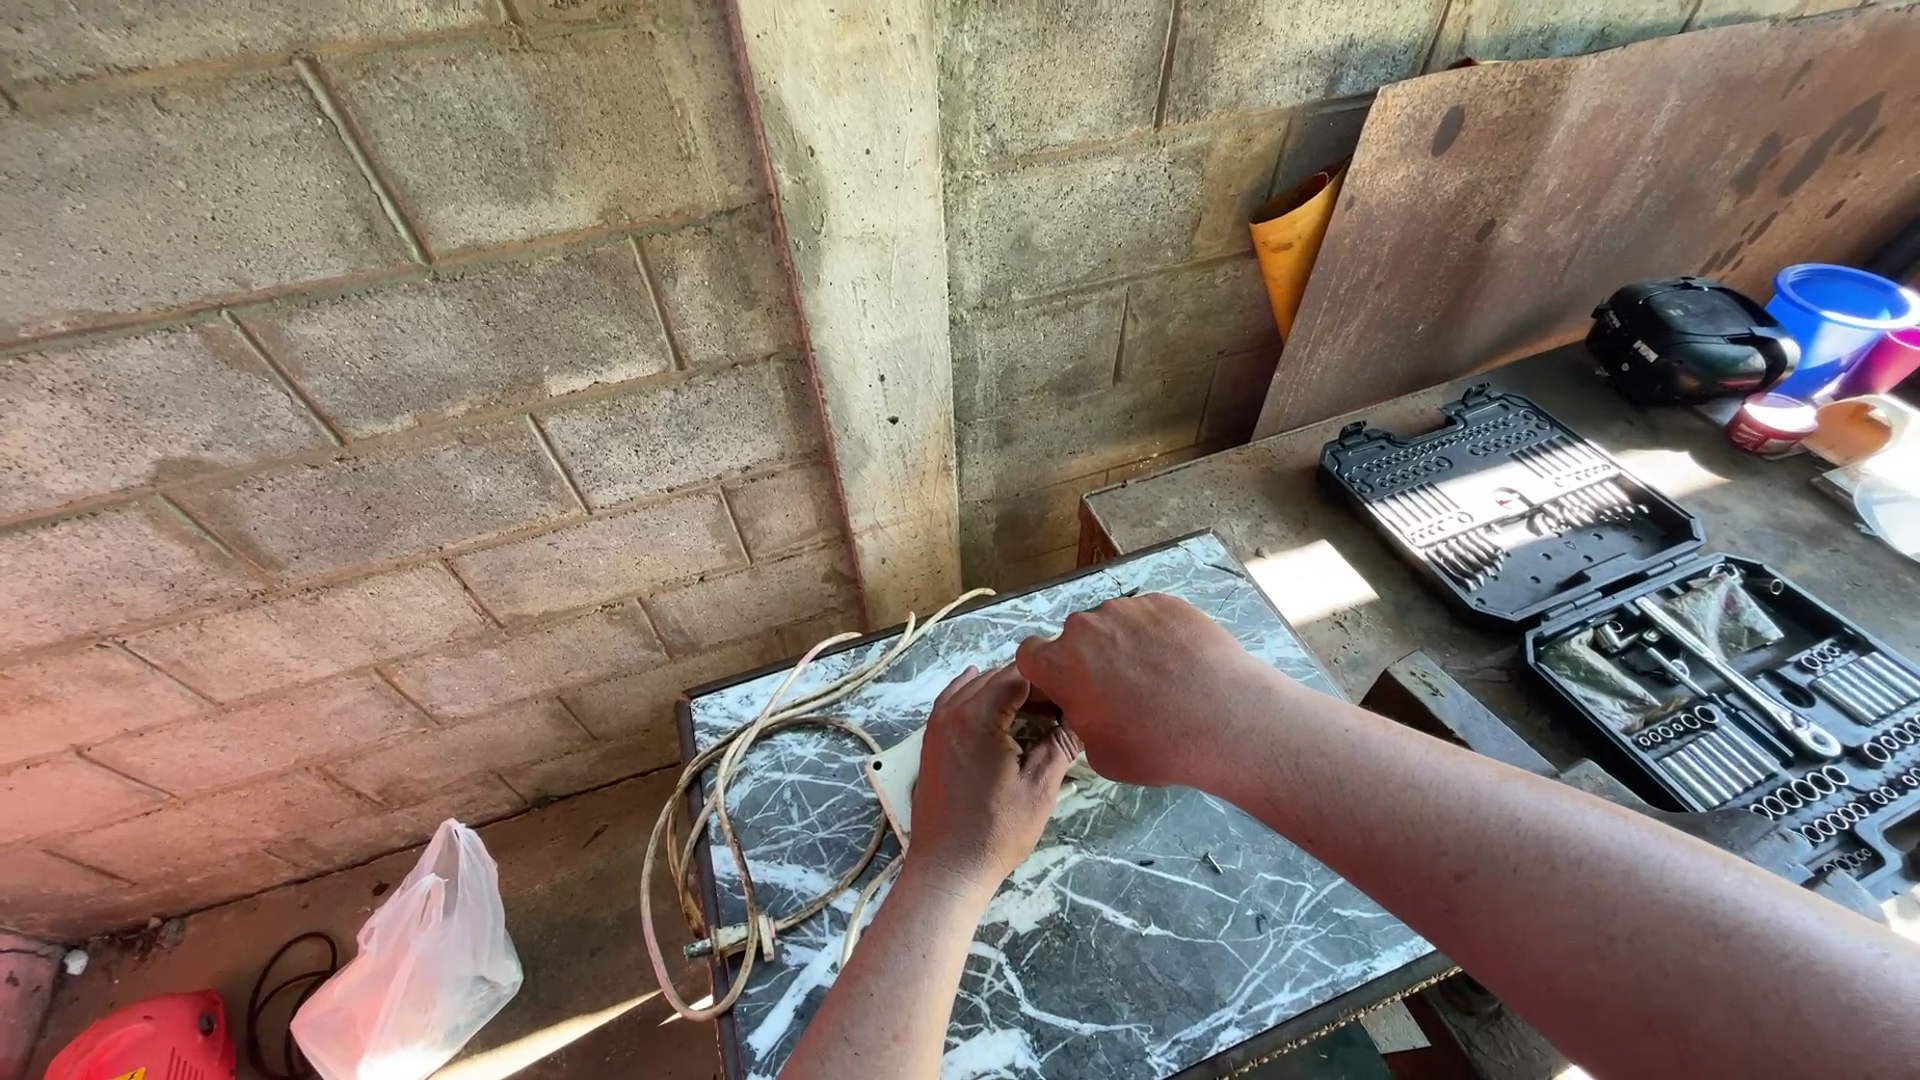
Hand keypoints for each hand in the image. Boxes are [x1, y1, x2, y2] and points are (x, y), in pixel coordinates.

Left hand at [907, 664, 1082, 896]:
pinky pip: (954, 700)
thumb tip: (1083, 720)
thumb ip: (1061, 745)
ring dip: (1005, 690)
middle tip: (1060, 705)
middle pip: (997, 677)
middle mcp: (953, 712)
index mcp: (978, 717)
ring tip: (1036, 710)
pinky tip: (989, 693)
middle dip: (1030, 685)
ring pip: (976, 686)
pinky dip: (976, 694)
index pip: (1019, 676)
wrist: (947, 868)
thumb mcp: (1039, 788)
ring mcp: (938, 724)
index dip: (1049, 681)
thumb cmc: (995, 832)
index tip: (1072, 695)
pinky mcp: (932, 739)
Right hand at [1015, 593, 1282, 788]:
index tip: (1066, 687)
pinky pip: (1149, 616)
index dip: (1046, 671)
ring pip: (1113, 625)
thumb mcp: (1101, 754)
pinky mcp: (1164, 602)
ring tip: (1159, 677)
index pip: (1029, 654)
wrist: (1227, 720)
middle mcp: (1085, 627)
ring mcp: (1127, 609)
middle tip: (1121, 689)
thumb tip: (1089, 707)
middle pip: (1075, 638)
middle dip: (1089, 659)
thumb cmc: (1158, 746)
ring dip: (1124, 645)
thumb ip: (1081, 720)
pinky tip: (1182, 663)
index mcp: (1060, 664)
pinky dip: (1157, 635)